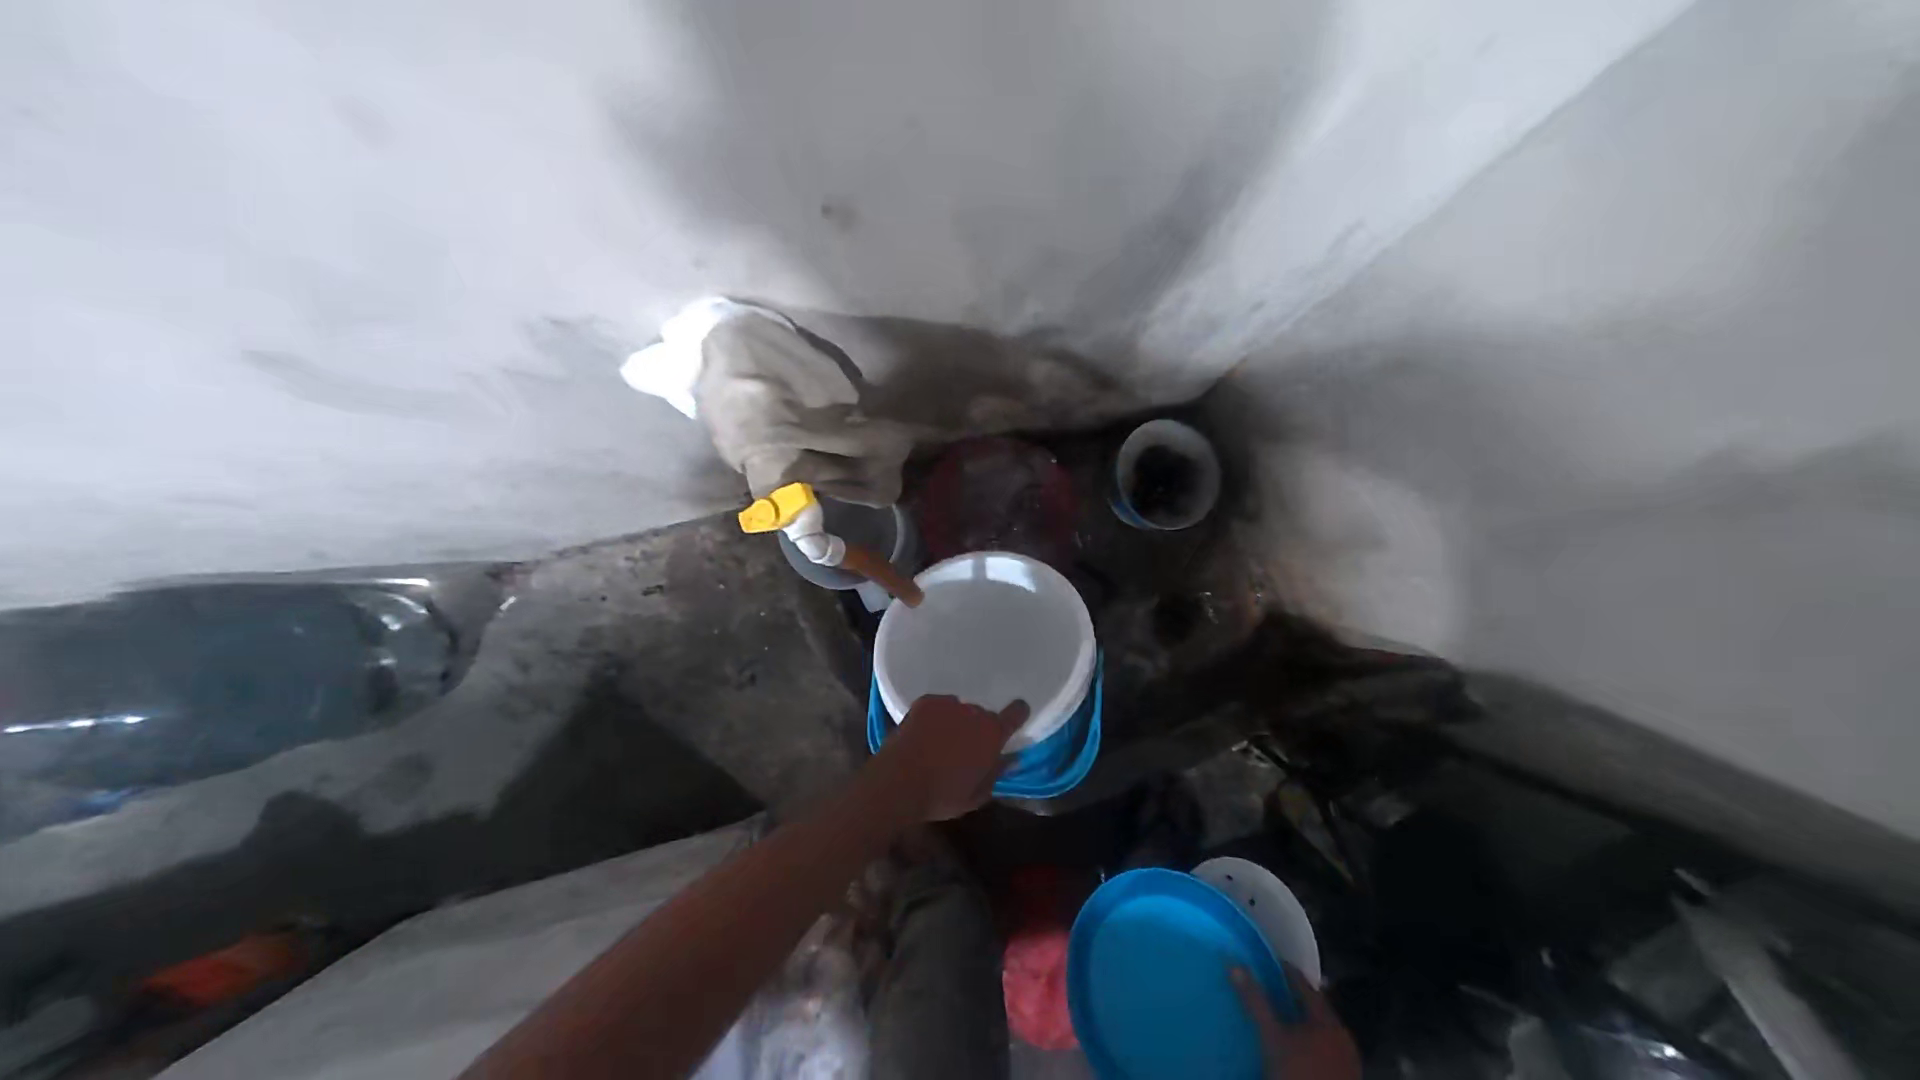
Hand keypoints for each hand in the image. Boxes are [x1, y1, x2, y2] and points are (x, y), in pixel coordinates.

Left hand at [870, 695, 1028, 820]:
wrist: (898, 782)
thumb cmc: (941, 796)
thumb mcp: (976, 796)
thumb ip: (997, 774)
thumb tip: (1012, 759)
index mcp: (992, 734)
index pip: (1016, 712)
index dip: (1017, 713)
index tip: (1014, 718)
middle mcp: (974, 712)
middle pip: (983, 715)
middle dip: (977, 729)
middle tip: (963, 749)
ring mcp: (949, 704)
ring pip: (959, 710)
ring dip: (955, 721)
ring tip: (939, 742)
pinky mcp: (925, 701)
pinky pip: (938, 706)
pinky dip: (935, 716)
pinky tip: (924, 734)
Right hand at [1231, 965, 1360, 1079]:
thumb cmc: (1297, 1074)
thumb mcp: (1271, 1037)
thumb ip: (1255, 1000)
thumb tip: (1233, 963)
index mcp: (1328, 1021)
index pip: (1304, 984)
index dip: (1283, 970)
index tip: (1264, 961)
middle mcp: (1342, 1036)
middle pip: (1314, 1005)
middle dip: (1291, 995)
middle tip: (1265, 985)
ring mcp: (1347, 1060)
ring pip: (1319, 1027)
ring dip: (1299, 1018)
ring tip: (1274, 1013)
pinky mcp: (1344, 1078)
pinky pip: (1323, 1046)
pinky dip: (1307, 1038)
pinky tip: (1291, 1044)